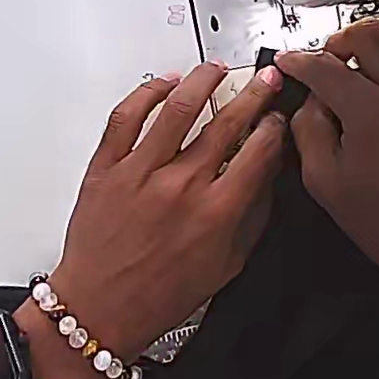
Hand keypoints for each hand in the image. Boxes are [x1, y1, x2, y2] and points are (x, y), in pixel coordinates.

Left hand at [19, 62, 287, 378]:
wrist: (100, 309)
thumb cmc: (159, 294)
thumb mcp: (226, 265)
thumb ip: (252, 217)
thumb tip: (267, 174)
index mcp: (216, 213)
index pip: (258, 151)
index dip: (274, 127)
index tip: (277, 118)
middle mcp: (180, 187)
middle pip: (226, 123)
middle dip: (254, 94)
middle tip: (264, 79)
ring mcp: (139, 173)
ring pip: (177, 108)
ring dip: (202, 81)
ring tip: (215, 69)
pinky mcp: (106, 168)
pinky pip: (125, 117)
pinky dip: (146, 93)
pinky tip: (163, 83)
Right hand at [277, 21, 378, 313]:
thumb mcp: (325, 185)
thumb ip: (308, 131)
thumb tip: (310, 101)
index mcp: (372, 116)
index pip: (325, 66)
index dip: (299, 61)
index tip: (292, 62)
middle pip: (370, 34)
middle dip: (338, 40)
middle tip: (329, 57)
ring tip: (370, 56)